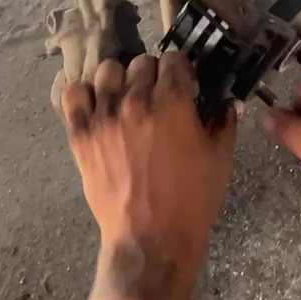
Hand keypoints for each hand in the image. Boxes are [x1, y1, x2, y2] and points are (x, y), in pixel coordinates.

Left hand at [56, 54, 235, 265]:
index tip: (184, 86)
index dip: (181, 71)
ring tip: (125, 98)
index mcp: (172, 101)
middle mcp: (135, 100)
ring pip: (107, 70)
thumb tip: (228, 101)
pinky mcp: (81, 134)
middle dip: (153, 75)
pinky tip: (97, 105)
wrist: (151, 240)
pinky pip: (73, 95)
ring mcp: (104, 115)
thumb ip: (224, 121)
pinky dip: (84, 94)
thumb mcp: (220, 158)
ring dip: (120, 79)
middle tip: (157, 97)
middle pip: (141, 62)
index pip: (174, 59)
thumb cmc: (192, 200)